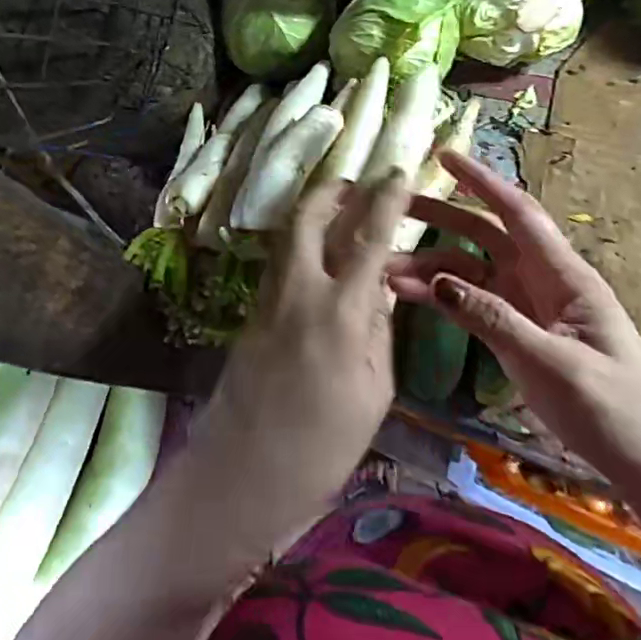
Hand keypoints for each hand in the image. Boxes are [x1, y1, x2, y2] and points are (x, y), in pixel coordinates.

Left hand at [179, 173, 411, 543]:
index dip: (383, 201)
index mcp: (340, 311)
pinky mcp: (250, 313)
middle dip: (330, 192)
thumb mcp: (374, 390)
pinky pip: (279, 266)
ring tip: (335, 210)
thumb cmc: (324, 442)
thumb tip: (380, 291)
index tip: (395, 173)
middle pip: (308, 221)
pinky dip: (298, 248)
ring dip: (311, 216)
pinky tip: (314, 256)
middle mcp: (298, 292)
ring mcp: (267, 299)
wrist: (245, 466)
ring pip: (288, 239)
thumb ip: (378, 331)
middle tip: (352, 182)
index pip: (366, 239)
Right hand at [386, 150, 640, 482]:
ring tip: (382, 269)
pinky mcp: (514, 329)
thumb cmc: (613, 409)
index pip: (518, 215)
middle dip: (438, 217)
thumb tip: (436, 281)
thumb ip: (493, 319)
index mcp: (564, 277)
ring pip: (467, 268)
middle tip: (391, 209)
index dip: (481, 182)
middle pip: (482, 234)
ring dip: (427, 265)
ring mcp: (526, 305)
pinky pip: (468, 300)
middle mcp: (541, 281)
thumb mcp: (552, 363)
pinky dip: (437, 295)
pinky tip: (404, 295)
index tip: (444, 156)